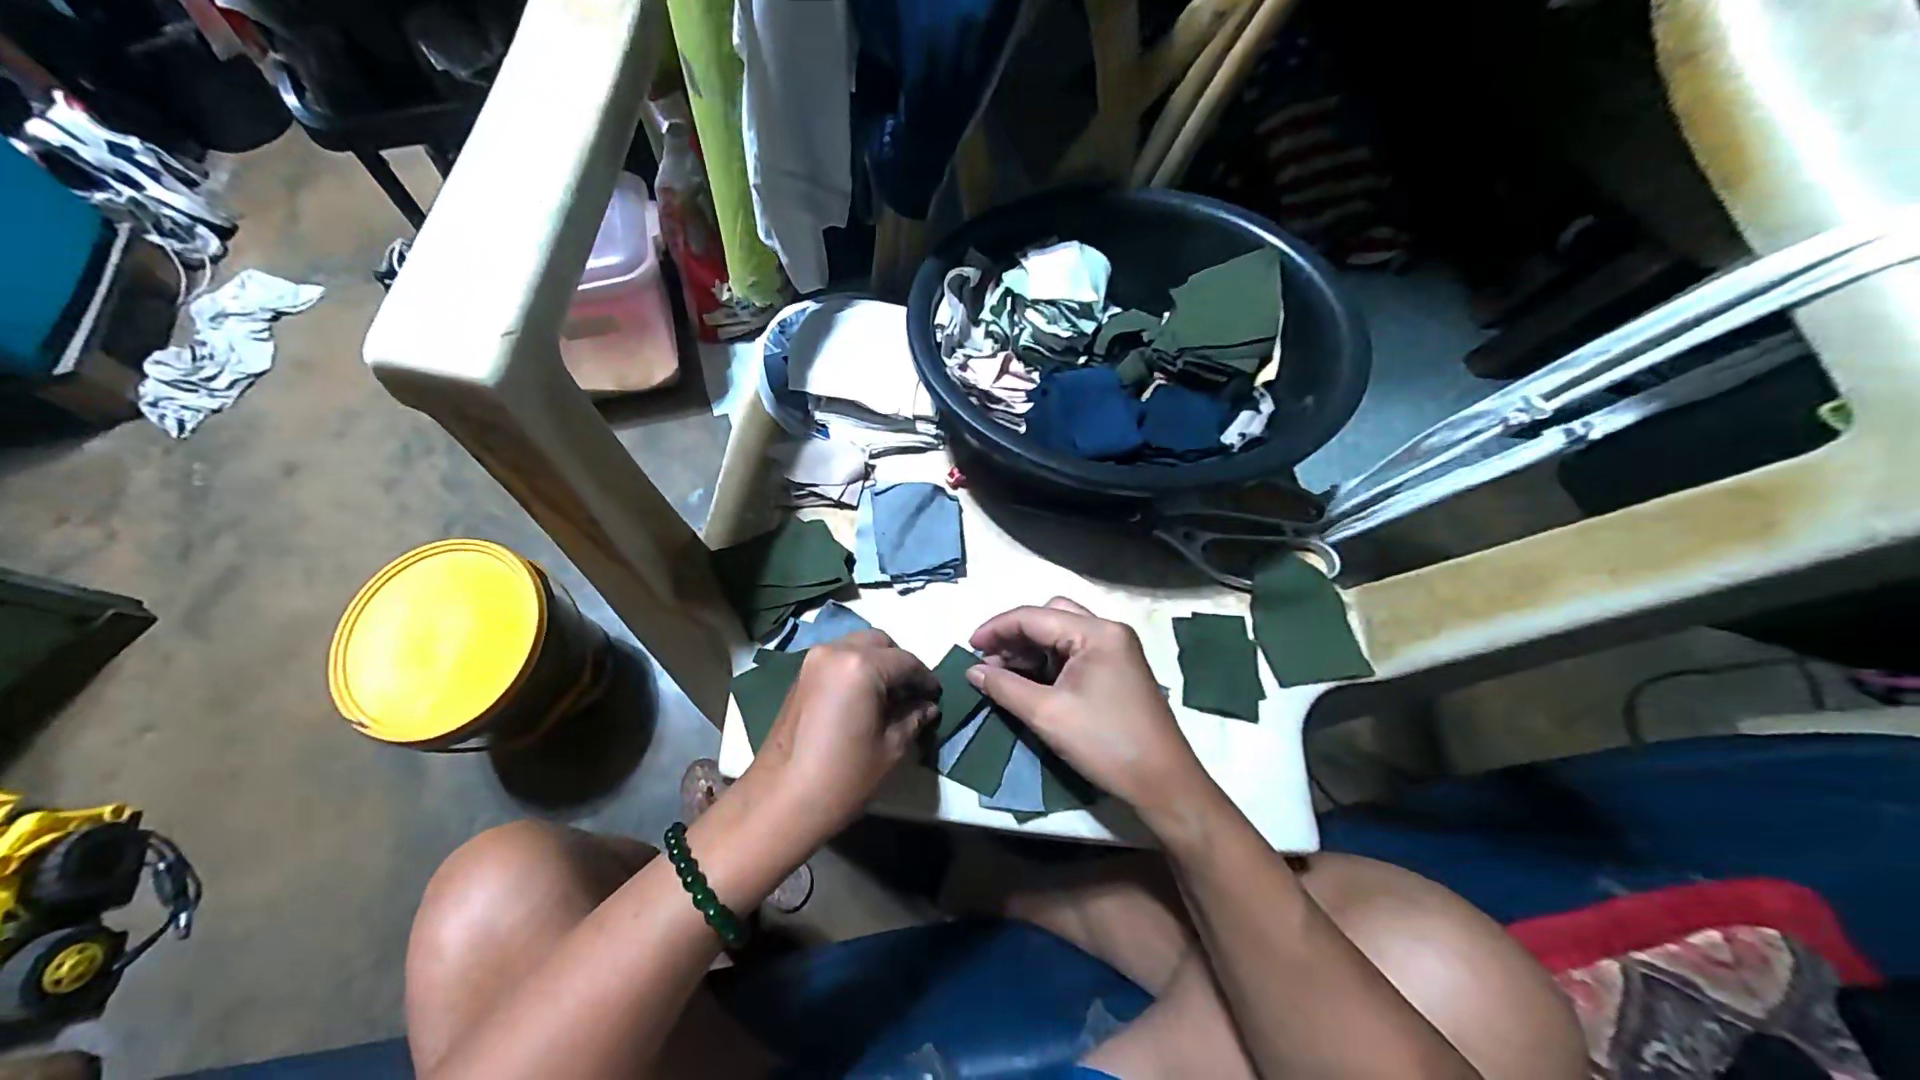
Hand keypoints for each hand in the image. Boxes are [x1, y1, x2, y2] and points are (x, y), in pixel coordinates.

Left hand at [741, 630, 938, 849]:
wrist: (781, 801)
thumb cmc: (843, 777)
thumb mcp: (891, 748)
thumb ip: (913, 718)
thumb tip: (927, 706)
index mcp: (861, 665)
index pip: (906, 661)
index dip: (926, 679)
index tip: (936, 697)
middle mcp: (835, 651)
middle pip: (880, 644)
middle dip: (900, 664)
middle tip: (912, 695)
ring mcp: (813, 661)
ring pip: (857, 647)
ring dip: (877, 664)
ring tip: (889, 698)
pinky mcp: (800, 676)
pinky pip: (838, 659)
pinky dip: (856, 669)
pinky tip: (864, 699)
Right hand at [968, 598, 1212, 821]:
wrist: (1163, 782)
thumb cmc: (1105, 743)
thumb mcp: (1046, 714)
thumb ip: (1005, 687)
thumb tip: (973, 671)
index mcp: (1097, 632)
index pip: (1034, 616)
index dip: (997, 629)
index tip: (968, 647)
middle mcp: (1109, 632)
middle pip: (1050, 617)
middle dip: (1015, 636)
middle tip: (988, 661)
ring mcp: (1116, 651)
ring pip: (1061, 635)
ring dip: (1030, 650)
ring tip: (1001, 674)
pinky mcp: (1117, 671)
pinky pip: (1074, 654)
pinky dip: (1048, 664)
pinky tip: (1028, 682)